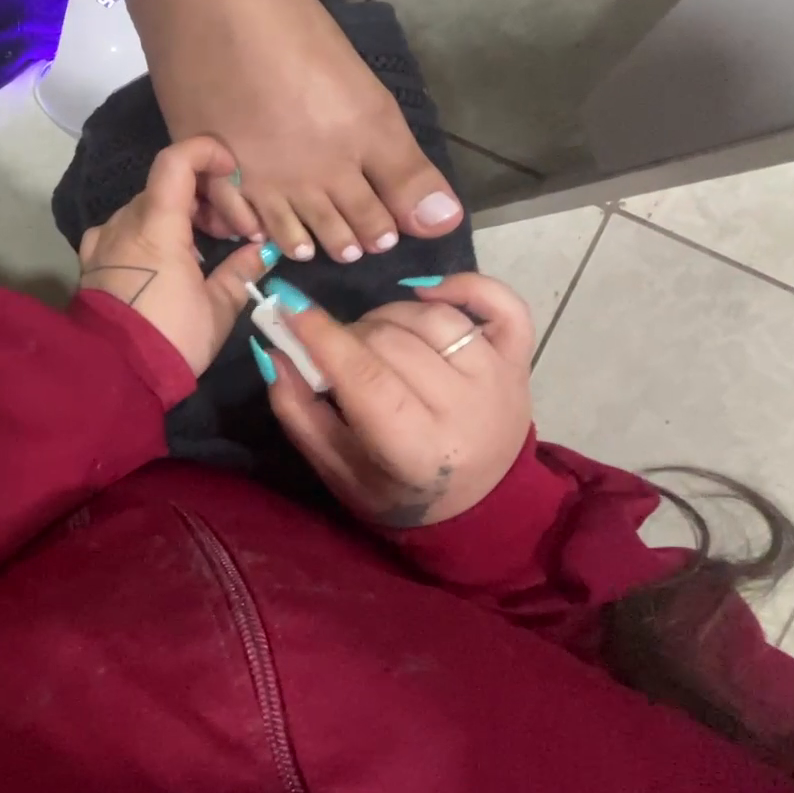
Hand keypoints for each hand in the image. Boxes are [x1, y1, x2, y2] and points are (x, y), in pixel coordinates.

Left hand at [77, 137, 269, 375]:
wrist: (111, 374)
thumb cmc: (170, 337)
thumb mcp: (218, 307)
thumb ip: (241, 269)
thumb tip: (262, 250)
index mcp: (156, 224)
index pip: (176, 160)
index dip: (207, 153)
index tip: (232, 173)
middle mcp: (124, 222)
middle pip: (166, 186)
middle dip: (205, 198)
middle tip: (234, 232)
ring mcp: (103, 241)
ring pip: (146, 208)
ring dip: (180, 217)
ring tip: (207, 251)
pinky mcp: (91, 261)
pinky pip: (124, 231)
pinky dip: (151, 234)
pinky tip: (168, 262)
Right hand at [134, 0, 464, 263]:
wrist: (218, 15)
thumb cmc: (297, 33)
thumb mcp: (369, 95)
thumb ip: (403, 163)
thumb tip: (443, 224)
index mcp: (358, 151)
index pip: (383, 210)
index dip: (390, 227)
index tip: (390, 237)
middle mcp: (311, 179)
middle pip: (336, 223)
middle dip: (350, 239)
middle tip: (355, 251)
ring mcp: (261, 183)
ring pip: (289, 228)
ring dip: (304, 240)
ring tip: (309, 251)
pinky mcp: (216, 177)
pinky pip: (239, 221)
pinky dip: (249, 230)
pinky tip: (252, 233)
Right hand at [263, 273, 533, 525]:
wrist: (476, 506)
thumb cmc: (391, 490)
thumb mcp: (332, 466)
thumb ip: (298, 410)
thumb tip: (274, 351)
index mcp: (417, 448)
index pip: (365, 376)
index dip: (322, 337)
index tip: (287, 308)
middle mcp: (467, 409)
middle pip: (393, 340)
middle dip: (347, 334)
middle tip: (331, 352)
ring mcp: (500, 380)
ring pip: (433, 317)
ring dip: (387, 316)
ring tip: (370, 337)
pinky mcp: (519, 361)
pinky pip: (501, 303)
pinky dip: (463, 286)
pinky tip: (426, 293)